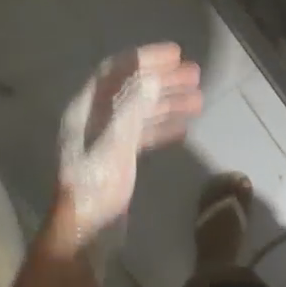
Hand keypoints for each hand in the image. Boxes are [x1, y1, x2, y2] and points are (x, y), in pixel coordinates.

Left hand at [55, 44, 202, 251]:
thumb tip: (152, 77)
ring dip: (168, 102)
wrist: (86, 233)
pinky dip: (163, 128)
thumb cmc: (95, 187)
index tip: (176, 53)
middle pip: (131, 90)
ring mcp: (106, 142)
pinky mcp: (117, 162)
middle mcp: (94, 121)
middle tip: (195, 74)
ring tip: (199, 99)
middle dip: (163, 80)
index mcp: (86, 111)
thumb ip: (132, 109)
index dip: (145, 59)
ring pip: (141, 113)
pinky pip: (143, 135)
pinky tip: (184, 128)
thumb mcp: (114, 145)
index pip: (116, 72)